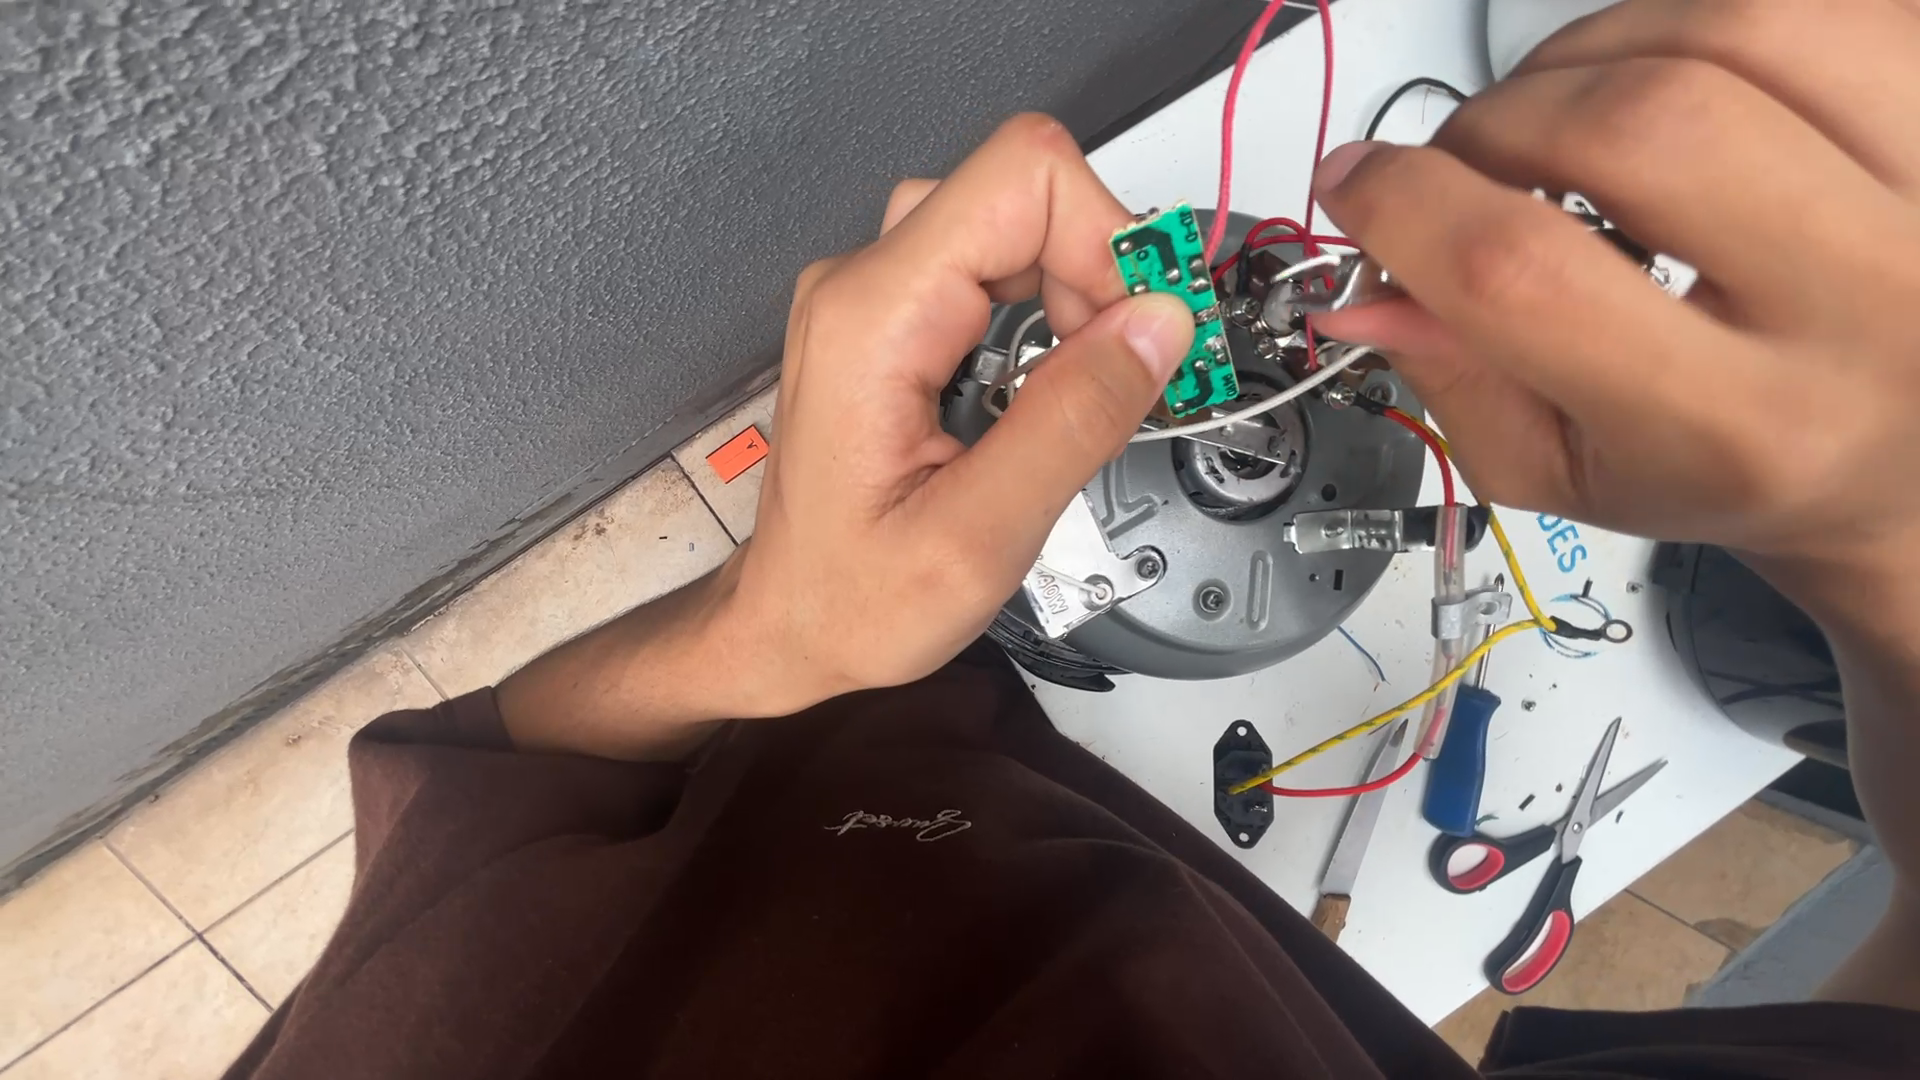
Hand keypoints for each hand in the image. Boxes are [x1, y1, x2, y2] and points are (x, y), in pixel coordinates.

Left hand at [710, 115, 1194, 715]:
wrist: (792, 622)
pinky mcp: (890, 327)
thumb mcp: (979, 536)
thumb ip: (1072, 422)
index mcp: (873, 320)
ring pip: (1011, 231)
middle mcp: (862, 288)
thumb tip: (1158, 326)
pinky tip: (1041, 390)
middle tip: (1121, 375)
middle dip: (1097, 276)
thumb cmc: (855, 599)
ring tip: (1078, 392)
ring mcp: (872, 302)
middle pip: (1021, 198)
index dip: (1108, 240)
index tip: (1148, 330)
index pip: (1022, 180)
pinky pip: (988, 275)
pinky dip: (1042, 317)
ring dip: (1073, 298)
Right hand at [1313, 0, 1919, 588]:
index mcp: (1720, 422)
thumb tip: (1354, 297)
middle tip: (1449, 171)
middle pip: (1630, 129)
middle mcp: (1868, 295)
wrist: (1904, 452)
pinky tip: (1637, 89)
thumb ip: (1447, 377)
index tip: (1347, 184)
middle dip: (1488, 129)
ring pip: (1727, 32)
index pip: (1524, 276)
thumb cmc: (1709, 471)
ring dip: (1575, 65)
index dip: (1407, 210)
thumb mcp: (1544, 464)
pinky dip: (1673, 29)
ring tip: (1538, 127)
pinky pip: (1809, 3)